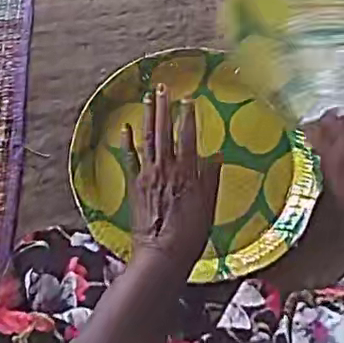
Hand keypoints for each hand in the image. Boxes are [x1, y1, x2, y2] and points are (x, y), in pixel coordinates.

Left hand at [123, 85, 221, 266]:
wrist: (162, 255)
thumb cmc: (191, 233)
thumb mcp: (209, 205)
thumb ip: (211, 178)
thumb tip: (217, 155)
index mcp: (187, 171)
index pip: (188, 136)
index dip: (188, 116)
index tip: (188, 99)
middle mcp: (166, 168)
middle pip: (165, 131)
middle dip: (164, 107)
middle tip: (162, 87)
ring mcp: (148, 175)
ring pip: (148, 139)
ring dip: (148, 117)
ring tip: (148, 98)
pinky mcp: (135, 184)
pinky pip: (129, 158)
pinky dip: (127, 142)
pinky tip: (126, 127)